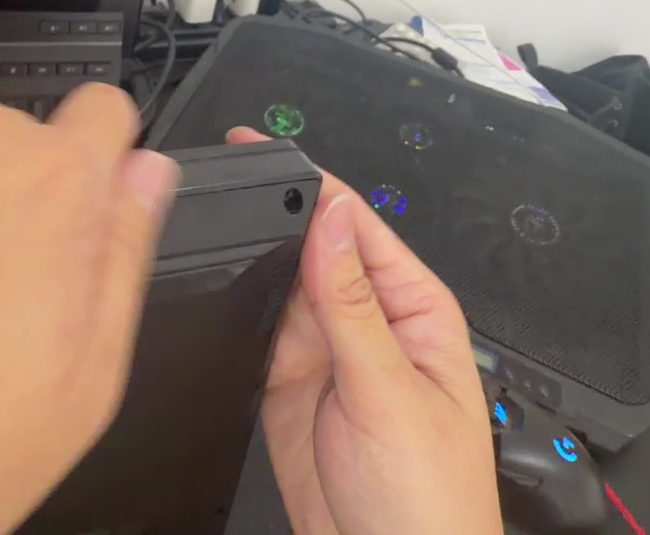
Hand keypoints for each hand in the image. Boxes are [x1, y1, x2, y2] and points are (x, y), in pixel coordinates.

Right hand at [231, 127, 501, 534]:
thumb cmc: (431, 503)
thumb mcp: (390, 395)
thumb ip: (353, 305)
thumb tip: (332, 219)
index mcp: (410, 306)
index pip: (356, 224)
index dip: (311, 183)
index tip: (265, 151)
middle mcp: (366, 317)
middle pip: (312, 243)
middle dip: (274, 215)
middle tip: (227, 186)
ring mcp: (323, 345)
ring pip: (279, 277)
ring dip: (253, 258)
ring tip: (219, 233)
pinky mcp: (287, 371)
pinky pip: (256, 320)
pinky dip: (238, 303)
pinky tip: (224, 288)